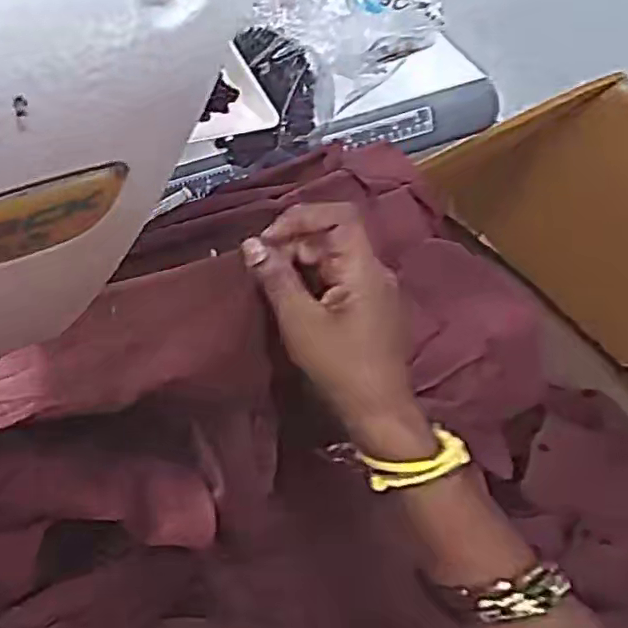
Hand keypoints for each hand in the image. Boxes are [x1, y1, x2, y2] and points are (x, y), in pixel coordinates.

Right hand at [242, 202, 434, 459]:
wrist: (376, 410)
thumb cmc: (338, 365)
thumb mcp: (298, 320)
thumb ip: (275, 278)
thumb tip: (251, 244)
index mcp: (364, 269)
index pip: (339, 217)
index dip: (299, 218)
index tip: (266, 240)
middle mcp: (374, 272)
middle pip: (331, 236)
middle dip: (290, 243)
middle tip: (258, 267)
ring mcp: (372, 289)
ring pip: (330, 257)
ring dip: (295, 262)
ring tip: (266, 283)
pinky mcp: (366, 306)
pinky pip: (334, 277)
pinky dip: (306, 279)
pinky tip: (286, 297)